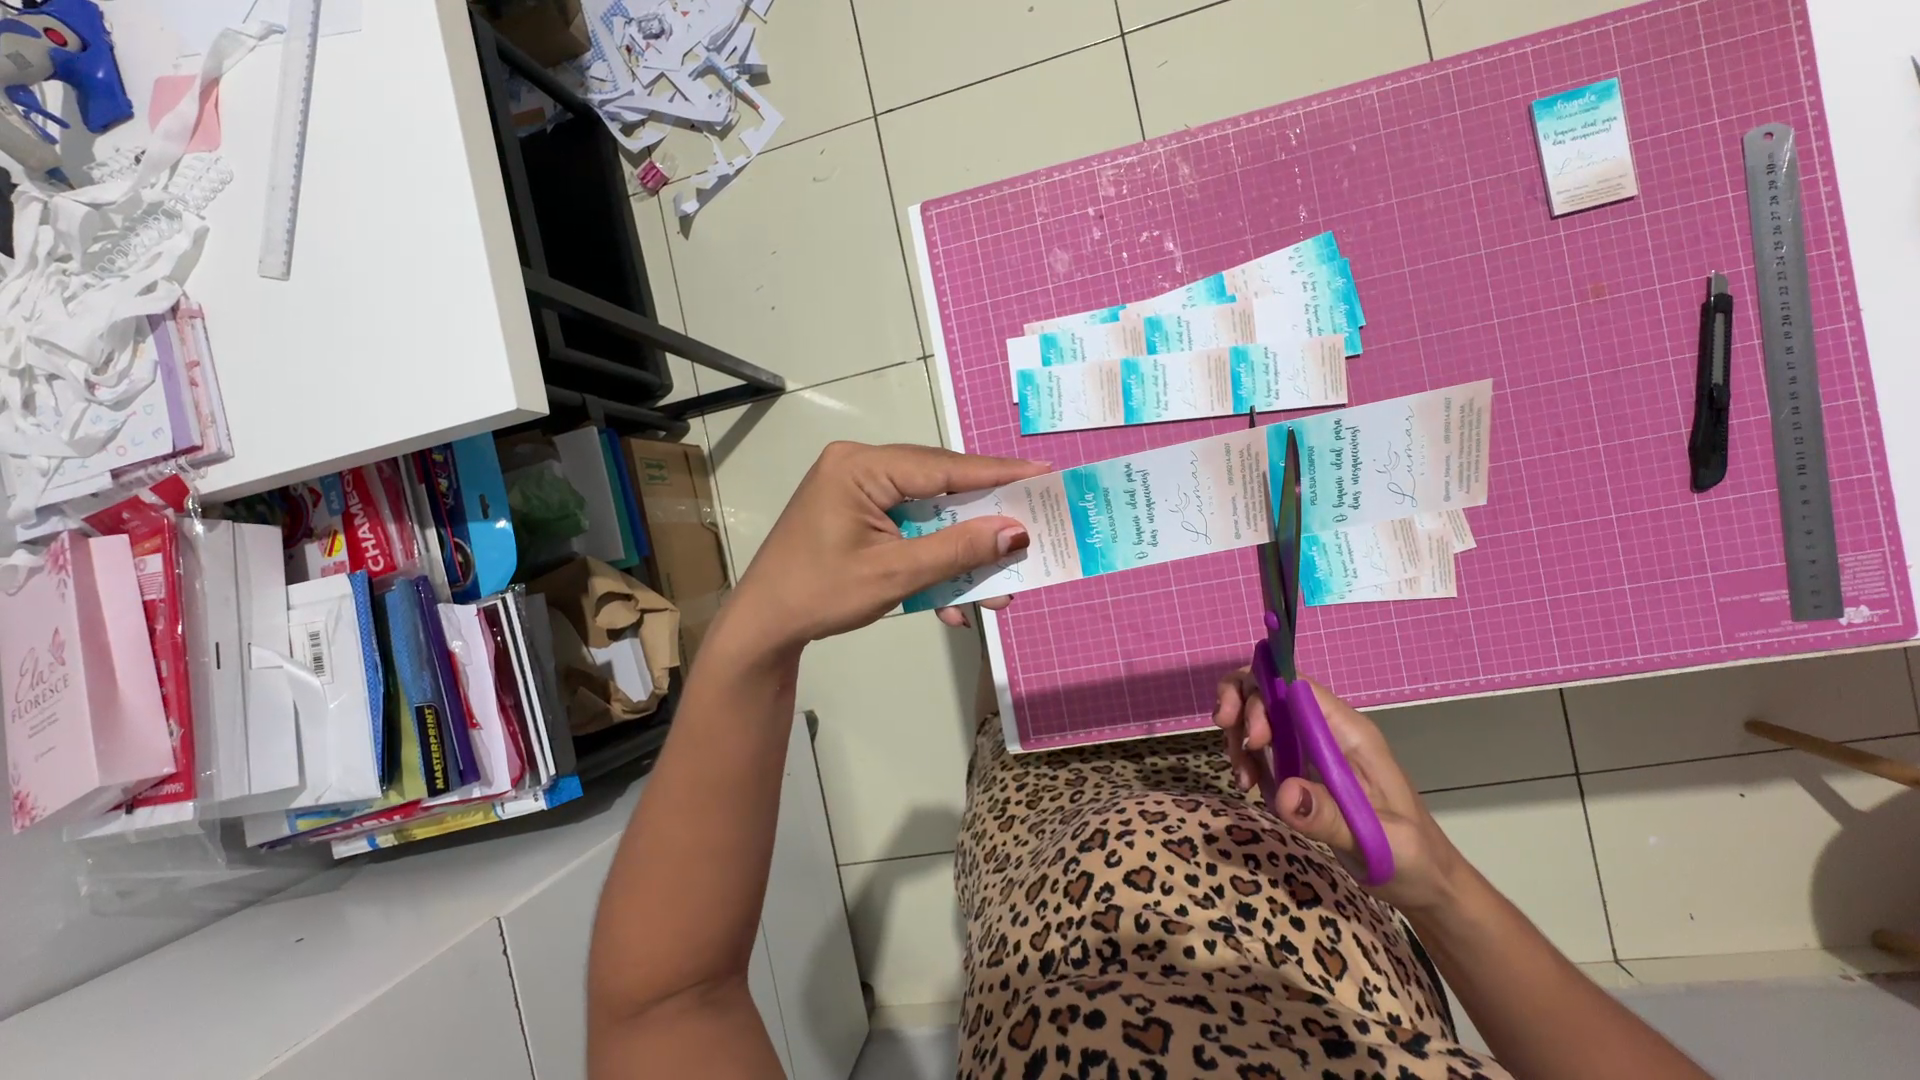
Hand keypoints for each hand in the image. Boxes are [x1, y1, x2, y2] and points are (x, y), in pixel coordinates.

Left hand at [724, 441, 1046, 656]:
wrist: (763, 627)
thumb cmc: (821, 595)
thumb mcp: (895, 574)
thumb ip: (957, 549)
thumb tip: (1014, 532)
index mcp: (860, 467)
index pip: (943, 466)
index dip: (997, 474)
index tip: (1043, 473)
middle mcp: (859, 467)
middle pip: (939, 487)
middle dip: (982, 521)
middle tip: (1030, 527)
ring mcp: (856, 491)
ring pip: (927, 513)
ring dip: (958, 552)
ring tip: (997, 583)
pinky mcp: (856, 515)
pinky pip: (907, 529)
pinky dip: (930, 560)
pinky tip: (951, 602)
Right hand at [1214, 670, 1471, 915]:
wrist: (1426, 882)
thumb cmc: (1413, 858)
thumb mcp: (1378, 841)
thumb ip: (1329, 817)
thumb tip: (1281, 793)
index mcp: (1349, 733)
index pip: (1297, 686)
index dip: (1262, 696)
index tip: (1252, 738)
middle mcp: (1328, 731)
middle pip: (1270, 692)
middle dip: (1242, 711)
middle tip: (1238, 755)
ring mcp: (1312, 749)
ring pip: (1260, 715)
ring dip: (1239, 737)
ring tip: (1243, 779)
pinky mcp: (1301, 769)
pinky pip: (1263, 746)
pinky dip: (1245, 758)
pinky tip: (1248, 786)